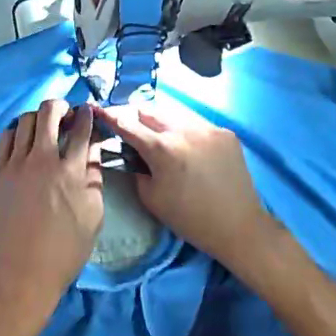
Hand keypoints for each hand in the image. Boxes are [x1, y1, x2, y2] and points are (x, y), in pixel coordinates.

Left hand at [0, 99, 104, 321]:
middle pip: (49, 113)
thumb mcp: (94, 215)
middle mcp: (43, 160)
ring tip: (45, 126)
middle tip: (66, 113)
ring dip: (38, 117)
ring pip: (25, 121)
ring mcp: (16, 166)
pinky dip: (16, 133)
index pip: (82, 129)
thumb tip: (92, 150)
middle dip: (61, 106)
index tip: (88, 111)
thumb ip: (94, 177)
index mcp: (71, 171)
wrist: (23, 273)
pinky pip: (4, 139)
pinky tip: (23, 141)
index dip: (87, 114)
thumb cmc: (66, 249)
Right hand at [94, 100, 277, 270]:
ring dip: (162, 122)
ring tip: (159, 136)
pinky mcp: (225, 133)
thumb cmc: (190, 218)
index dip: (109, 117)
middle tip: (129, 127)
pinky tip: (187, 148)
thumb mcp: (151, 197)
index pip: (128, 124)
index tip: (97, 110)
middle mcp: (185, 130)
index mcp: (162, 148)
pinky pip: (197, 124)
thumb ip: (135, 168)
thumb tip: (128, 152)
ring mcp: (208, 128)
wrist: (238, 226)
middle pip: (151, 112)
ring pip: (175, 114)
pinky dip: (186, 131)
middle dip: (136, 117)